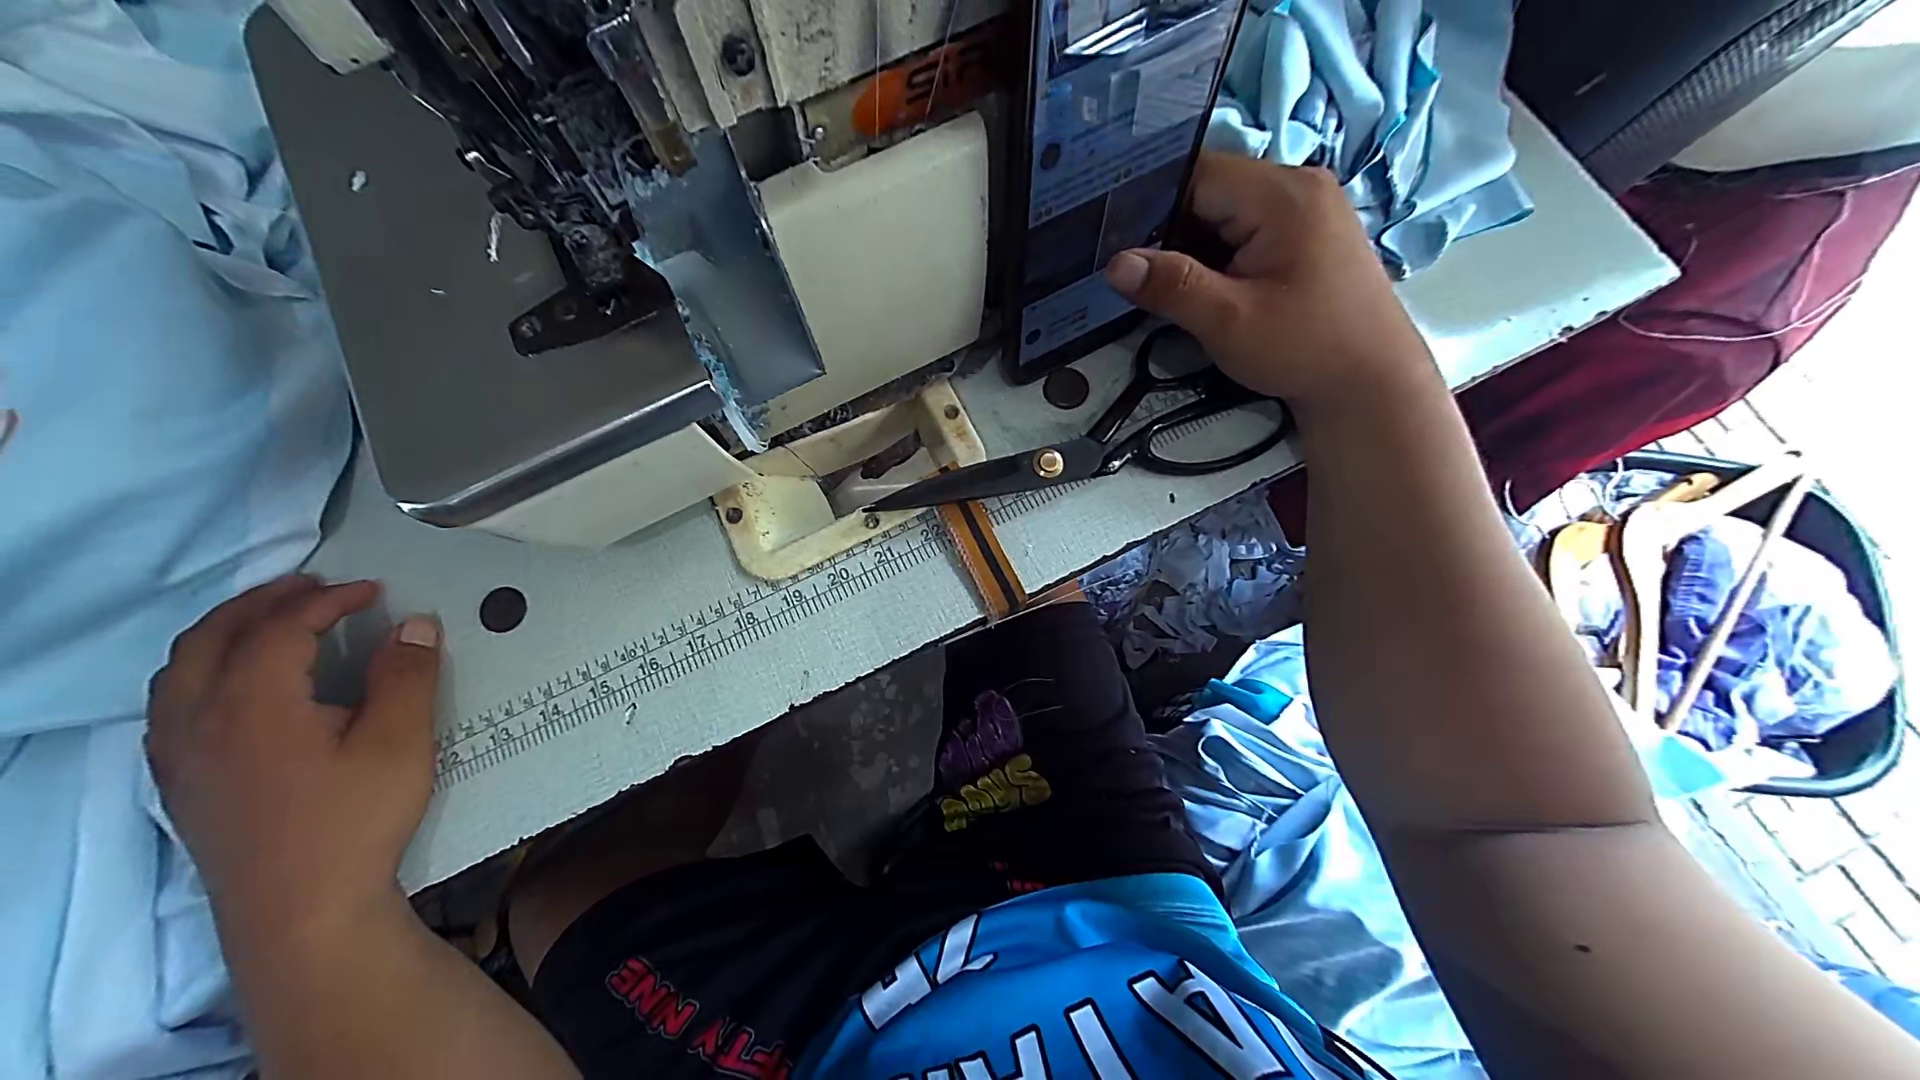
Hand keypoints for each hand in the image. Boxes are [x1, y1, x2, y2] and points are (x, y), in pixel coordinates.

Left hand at [146, 575, 441, 937]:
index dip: (328, 600)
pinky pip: (171, 703)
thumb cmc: (355, 820)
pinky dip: (204, 669)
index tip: (372, 590)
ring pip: (180, 669)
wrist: (301, 910)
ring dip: (226, 631)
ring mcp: (179, 755)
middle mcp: (198, 721)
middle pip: (212, 637)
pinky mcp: (181, 782)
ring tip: (274, 620)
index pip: (281, 629)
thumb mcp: (401, 743)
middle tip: (313, 585)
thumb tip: (415, 624)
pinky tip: (239, 683)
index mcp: (252, 705)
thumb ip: (407, 677)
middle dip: (263, 601)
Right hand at [1103, 153, 1435, 413]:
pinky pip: (1244, 233)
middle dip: (1168, 232)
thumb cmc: (1304, 349)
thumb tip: (1114, 264)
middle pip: (1209, 192)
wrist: (1371, 384)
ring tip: (1160, 286)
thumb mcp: (1228, 321)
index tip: (1114, 242)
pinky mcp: (1304, 237)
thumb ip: (1171, 286)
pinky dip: (1215, 258)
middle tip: (1132, 273)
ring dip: (1191, 249)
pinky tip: (1198, 289)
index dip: (1150, 205)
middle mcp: (1297, 187)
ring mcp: (1304, 211)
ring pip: (1223, 216)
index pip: (1197, 174)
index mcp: (1282, 194)